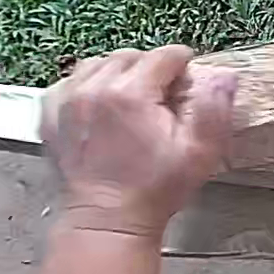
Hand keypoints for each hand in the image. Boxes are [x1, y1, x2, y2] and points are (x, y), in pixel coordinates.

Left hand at [41, 45, 236, 239]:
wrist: (108, 219)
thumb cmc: (159, 186)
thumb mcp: (202, 149)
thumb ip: (215, 107)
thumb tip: (224, 73)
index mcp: (131, 94)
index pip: (164, 56)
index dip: (186, 65)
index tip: (193, 84)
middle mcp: (92, 89)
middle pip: (130, 55)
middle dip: (154, 67)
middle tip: (169, 93)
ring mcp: (65, 102)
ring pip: (97, 64)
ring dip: (122, 71)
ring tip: (139, 95)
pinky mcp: (49, 116)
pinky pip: (71, 82)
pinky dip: (91, 84)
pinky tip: (106, 104)